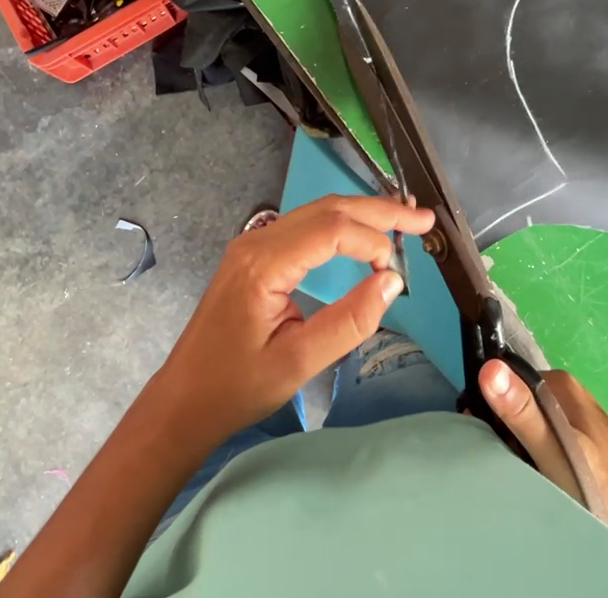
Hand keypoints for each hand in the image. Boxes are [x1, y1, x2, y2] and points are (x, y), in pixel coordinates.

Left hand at [148, 195, 433, 444]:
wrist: (184, 398)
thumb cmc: (237, 386)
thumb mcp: (299, 362)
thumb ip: (350, 321)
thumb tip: (392, 281)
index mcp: (263, 264)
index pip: (331, 229)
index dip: (372, 239)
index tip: (397, 271)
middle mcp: (256, 241)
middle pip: (326, 209)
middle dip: (377, 211)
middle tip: (423, 219)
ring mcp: (252, 245)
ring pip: (315, 213)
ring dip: (360, 214)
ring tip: (403, 221)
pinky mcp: (254, 256)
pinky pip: (303, 227)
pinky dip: (339, 226)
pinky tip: (361, 234)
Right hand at [479, 361, 607, 510]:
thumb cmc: (607, 492)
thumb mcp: (559, 452)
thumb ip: (524, 413)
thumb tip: (488, 368)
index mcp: (559, 383)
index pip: (501, 379)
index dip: (485, 407)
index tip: (479, 438)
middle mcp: (565, 394)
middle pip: (512, 403)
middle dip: (500, 431)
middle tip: (498, 464)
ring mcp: (572, 421)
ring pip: (523, 425)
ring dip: (514, 448)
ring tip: (513, 475)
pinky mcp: (576, 445)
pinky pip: (538, 443)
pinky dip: (530, 460)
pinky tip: (531, 481)